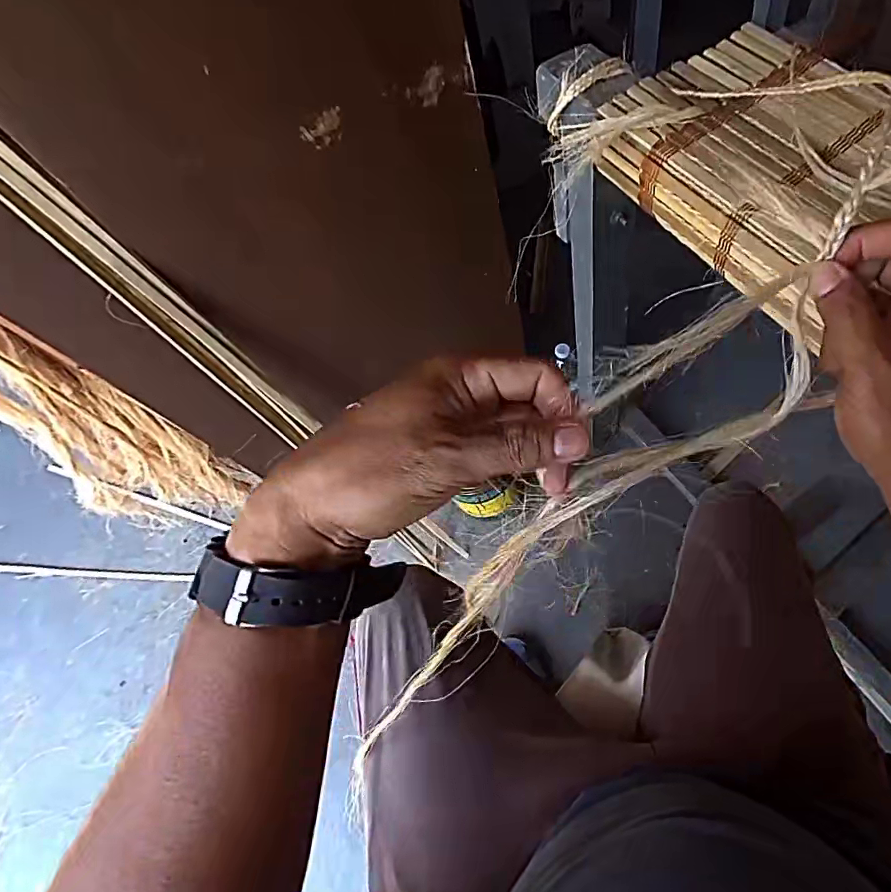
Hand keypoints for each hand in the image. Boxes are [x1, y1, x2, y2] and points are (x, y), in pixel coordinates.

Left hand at [226, 356, 588, 568]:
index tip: (575, 449)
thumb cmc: (372, 475)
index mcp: (461, 376)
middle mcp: (465, 393)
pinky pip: (500, 450)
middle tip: (562, 481)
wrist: (309, 516)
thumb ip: (518, 446)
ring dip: (540, 455)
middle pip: (531, 403)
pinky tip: (531, 486)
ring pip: (518, 430)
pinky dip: (520, 466)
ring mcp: (459, 424)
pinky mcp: (453, 452)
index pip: (534, 376)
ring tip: (551, 489)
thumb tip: (580, 437)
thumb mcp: (450, 458)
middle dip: (554, 436)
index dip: (562, 406)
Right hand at [814, 217, 890, 504]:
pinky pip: (873, 313)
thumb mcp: (870, 373)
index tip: (829, 269)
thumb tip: (825, 269)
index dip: (869, 240)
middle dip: (852, 287)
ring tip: (842, 362)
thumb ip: (848, 316)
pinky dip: (851, 333)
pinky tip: (846, 368)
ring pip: (876, 286)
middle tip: (829, 327)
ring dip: (847, 316)